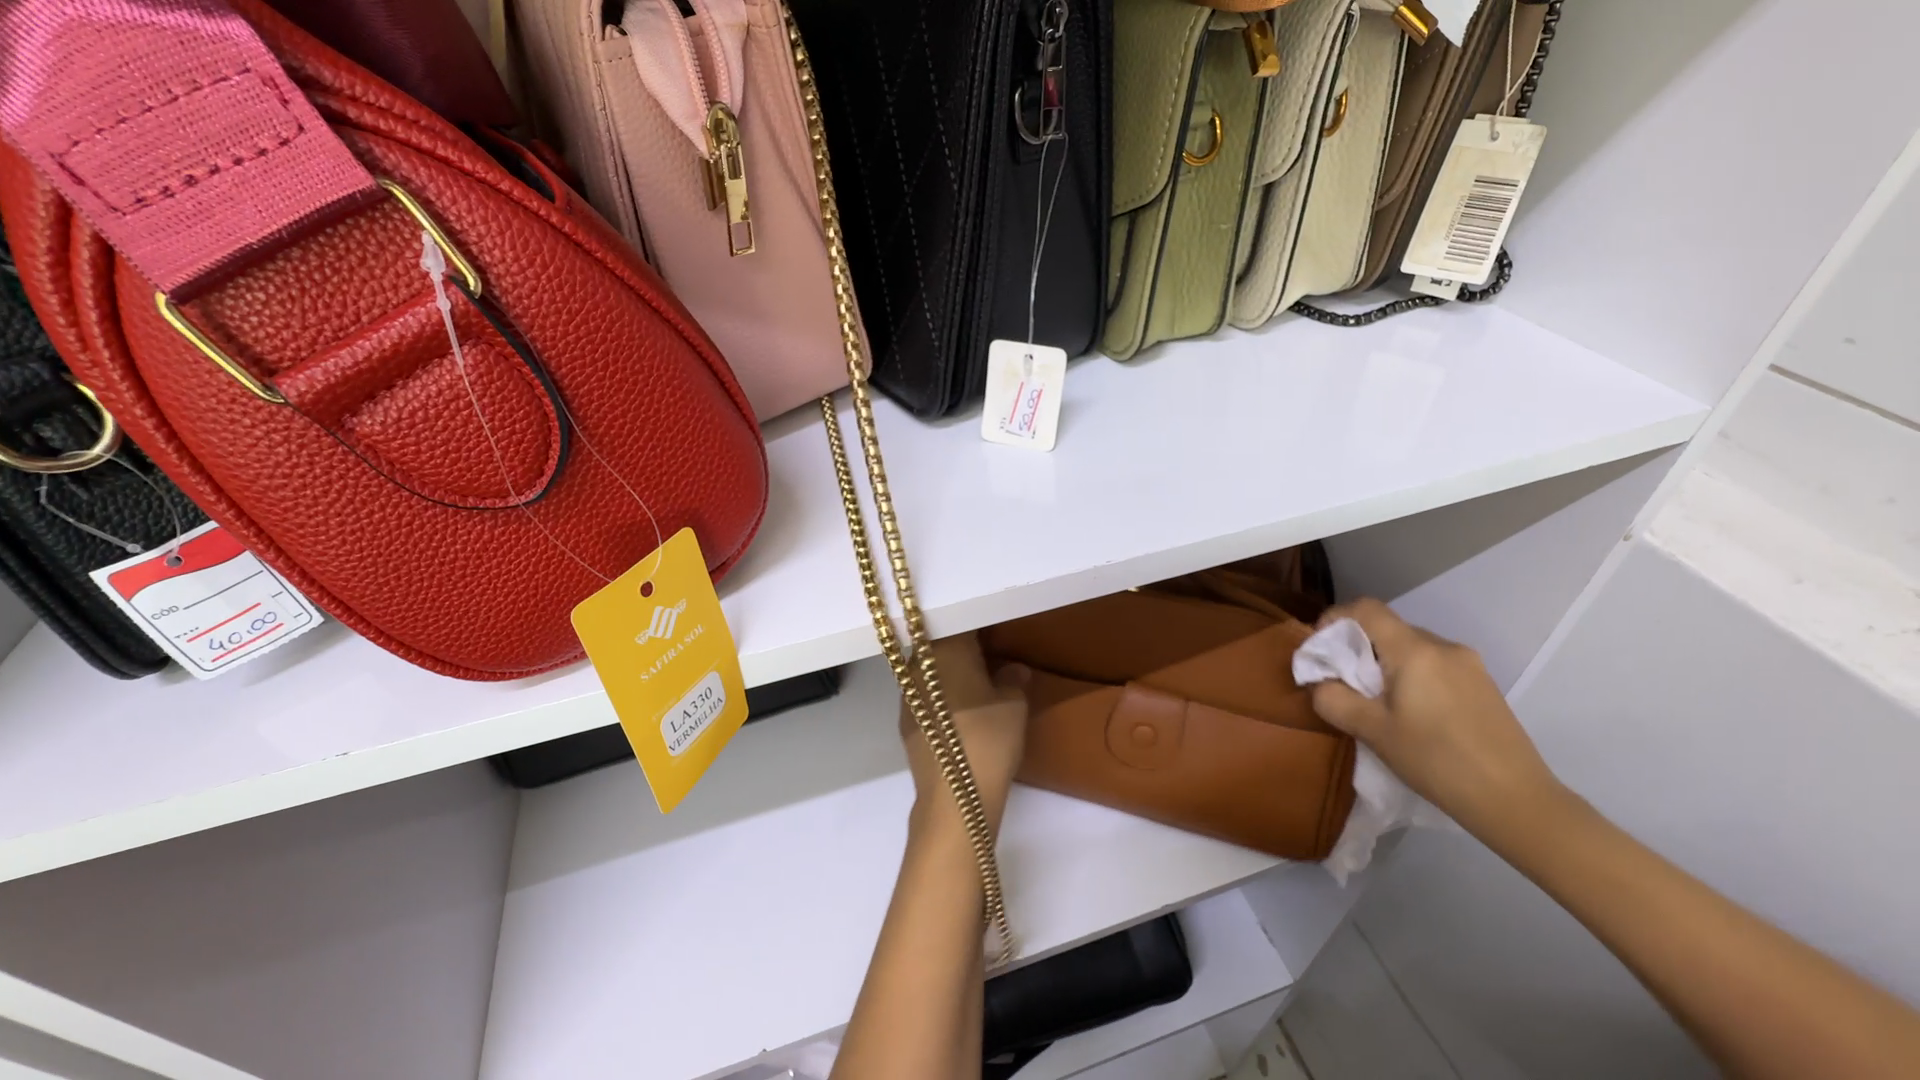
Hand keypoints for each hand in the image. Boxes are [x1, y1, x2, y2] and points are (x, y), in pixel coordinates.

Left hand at [899, 633, 1029, 837]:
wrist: (954, 797)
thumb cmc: (988, 739)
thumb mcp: (1014, 706)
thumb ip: (1013, 679)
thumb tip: (1013, 670)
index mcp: (945, 649)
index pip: (957, 619)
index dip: (975, 618)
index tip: (992, 621)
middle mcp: (917, 664)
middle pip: (936, 640)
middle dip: (959, 640)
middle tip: (987, 645)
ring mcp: (906, 693)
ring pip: (926, 666)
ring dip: (947, 666)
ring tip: (975, 673)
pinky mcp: (904, 719)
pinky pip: (923, 691)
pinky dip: (939, 689)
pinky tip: (958, 703)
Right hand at [1308, 599, 1565, 833]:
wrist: (1514, 797)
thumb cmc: (1436, 760)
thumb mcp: (1373, 733)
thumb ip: (1335, 700)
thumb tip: (1321, 683)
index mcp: (1414, 650)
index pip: (1367, 609)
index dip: (1336, 619)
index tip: (1321, 649)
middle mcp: (1443, 646)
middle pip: (1389, 629)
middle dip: (1359, 649)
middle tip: (1344, 686)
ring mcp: (1469, 664)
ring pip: (1412, 649)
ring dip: (1386, 666)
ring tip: (1379, 706)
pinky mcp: (1482, 685)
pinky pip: (1434, 666)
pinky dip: (1412, 678)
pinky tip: (1413, 716)